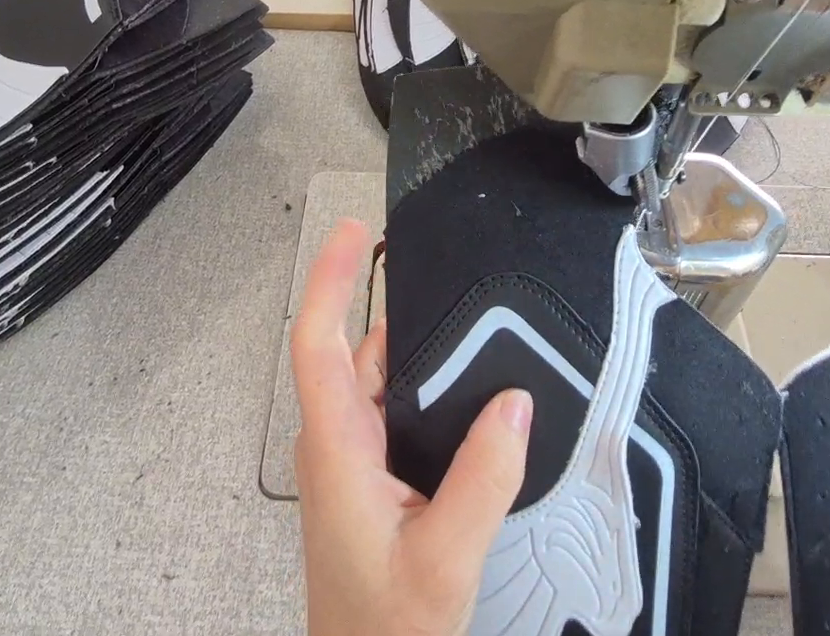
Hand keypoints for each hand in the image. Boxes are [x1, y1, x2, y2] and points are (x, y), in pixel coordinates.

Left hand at [292, 219, 534, 635]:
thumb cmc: (383, 631)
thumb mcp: (445, 558)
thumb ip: (483, 478)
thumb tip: (512, 403)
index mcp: (336, 450)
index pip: (317, 343)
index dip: (329, 279)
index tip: (352, 233)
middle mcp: (335, 444)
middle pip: (351, 348)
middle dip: (381, 297)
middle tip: (424, 259)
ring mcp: (349, 460)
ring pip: (373, 377)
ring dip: (406, 340)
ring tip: (453, 311)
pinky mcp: (367, 476)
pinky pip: (389, 406)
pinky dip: (418, 378)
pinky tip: (455, 379)